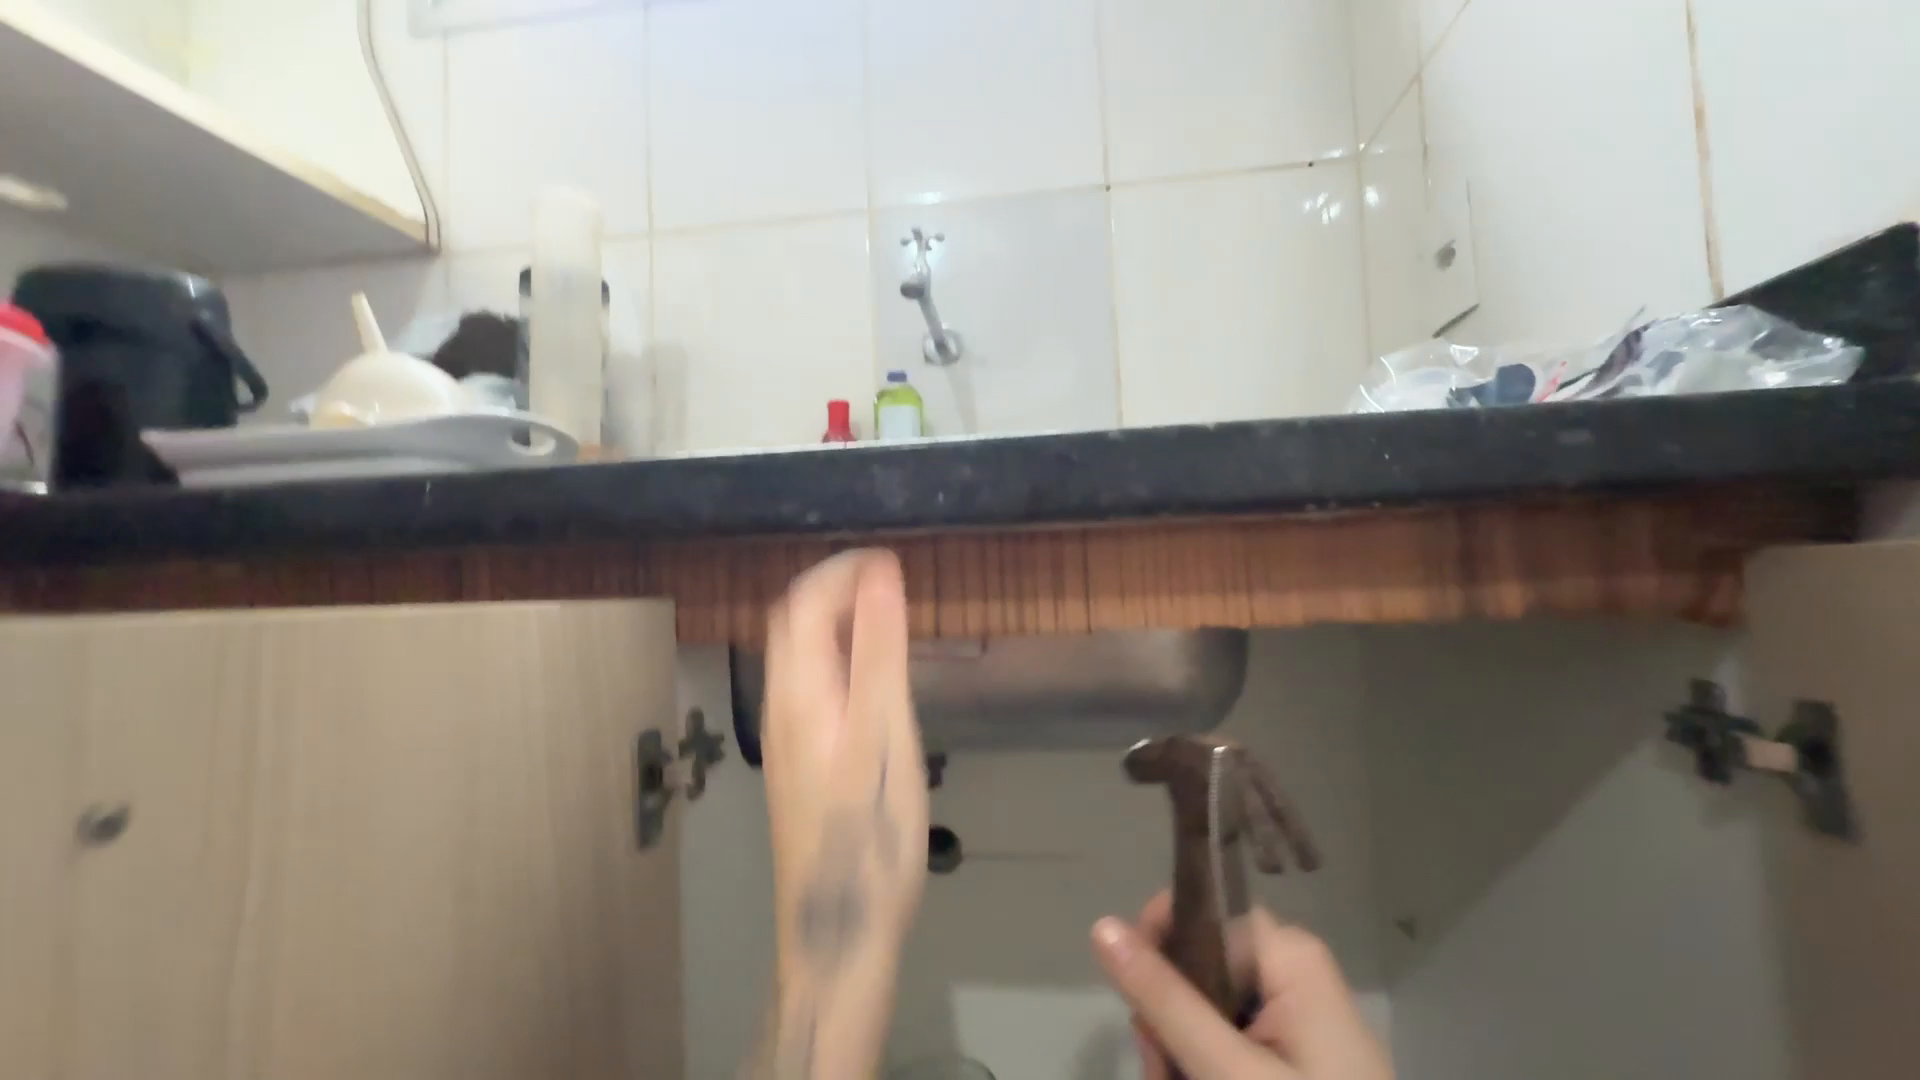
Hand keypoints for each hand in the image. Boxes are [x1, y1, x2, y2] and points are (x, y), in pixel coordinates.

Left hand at [752, 550, 927, 1078]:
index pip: (804, 601)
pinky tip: (872, 679)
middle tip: (889, 582)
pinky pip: (811, 684)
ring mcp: (786, 736)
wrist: (839, 925)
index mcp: (798, 690)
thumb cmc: (870, 830)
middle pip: (792, 623)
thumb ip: (880, 650)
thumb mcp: (885, 732)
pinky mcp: (800, 760)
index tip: (891, 558)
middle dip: (834, 587)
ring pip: (799, 654)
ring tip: (888, 618)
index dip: (842, 568)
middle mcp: (781, 705)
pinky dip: (838, 656)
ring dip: (836, 622)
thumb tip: (879, 574)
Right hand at [1091, 893, 1392, 1079]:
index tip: (1136, 1001)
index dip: (1158, 945)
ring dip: (1178, 1050)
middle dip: (1166, 1020)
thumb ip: (1165, 1000)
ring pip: (1206, 1006)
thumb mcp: (1227, 1070)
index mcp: (1290, 956)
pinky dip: (1204, 1065)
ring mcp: (1295, 1017)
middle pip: (1199, 964)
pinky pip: (1230, 1036)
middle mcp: (1293, 972)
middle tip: (1161, 1073)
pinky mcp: (1294, 1054)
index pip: (1202, 912)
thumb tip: (1102, 926)